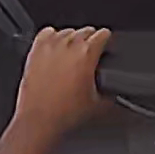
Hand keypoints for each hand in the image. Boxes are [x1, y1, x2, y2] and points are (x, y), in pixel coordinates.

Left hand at [12, 26, 112, 141]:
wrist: (38, 123)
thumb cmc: (64, 114)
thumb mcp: (98, 105)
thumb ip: (113, 96)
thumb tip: (119, 97)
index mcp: (87, 53)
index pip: (103, 33)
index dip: (107, 40)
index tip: (106, 46)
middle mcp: (69, 46)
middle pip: (86, 30)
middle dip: (90, 39)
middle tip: (90, 54)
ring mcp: (51, 48)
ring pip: (67, 31)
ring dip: (72, 39)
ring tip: (72, 53)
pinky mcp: (35, 53)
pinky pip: (46, 33)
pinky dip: (51, 37)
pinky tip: (54, 47)